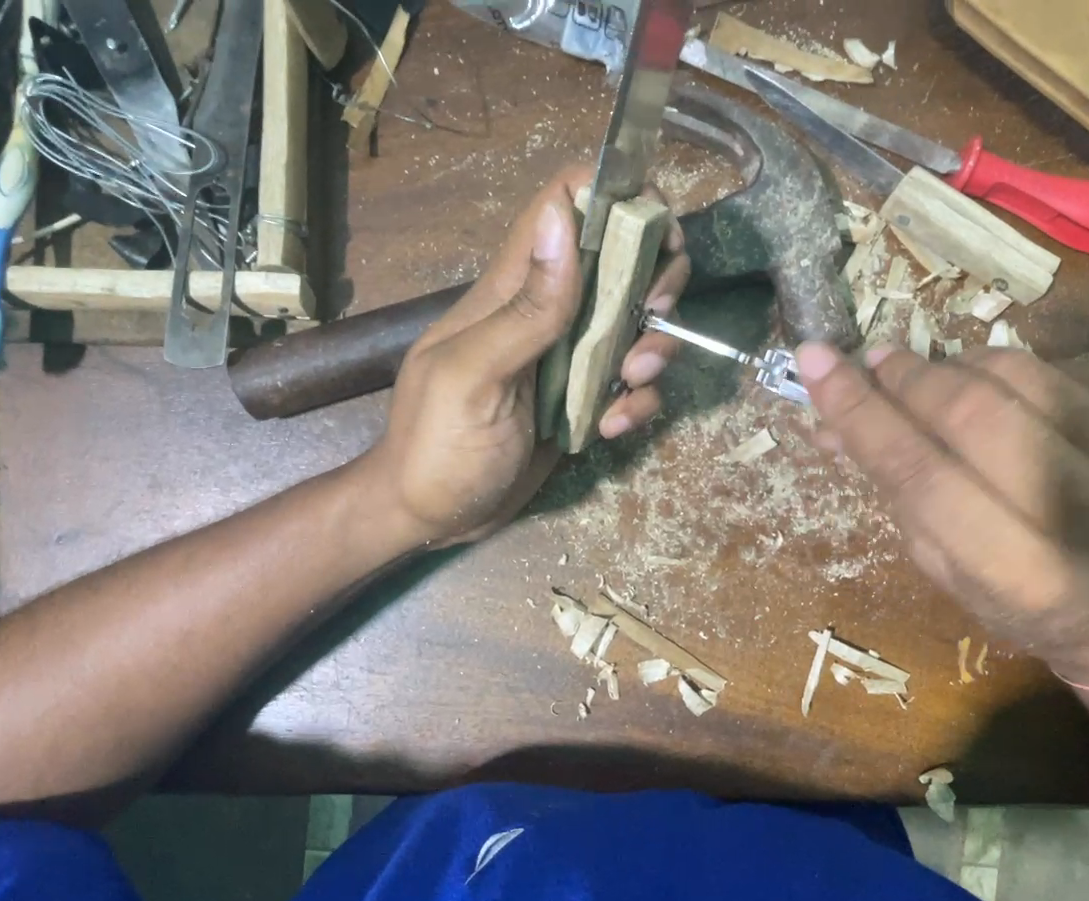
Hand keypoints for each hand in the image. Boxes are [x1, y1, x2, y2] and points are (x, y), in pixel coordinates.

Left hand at [368, 165, 689, 547]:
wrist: (431, 516)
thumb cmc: (438, 445)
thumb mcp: (474, 377)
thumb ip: (523, 308)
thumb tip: (563, 217)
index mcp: (511, 289)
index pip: (562, 206)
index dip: (614, 196)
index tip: (657, 225)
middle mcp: (548, 313)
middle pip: (621, 262)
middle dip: (655, 281)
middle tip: (654, 318)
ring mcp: (569, 360)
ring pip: (637, 327)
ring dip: (654, 350)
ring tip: (631, 385)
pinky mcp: (584, 404)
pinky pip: (631, 388)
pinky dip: (637, 404)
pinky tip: (612, 430)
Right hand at [797, 343, 1088, 685]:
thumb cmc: (1022, 604)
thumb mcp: (945, 568)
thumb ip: (895, 490)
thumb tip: (829, 418)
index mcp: (1025, 575)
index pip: (924, 474)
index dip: (863, 413)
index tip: (814, 362)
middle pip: (978, 412)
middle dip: (912, 378)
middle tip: (876, 362)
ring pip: (1026, 374)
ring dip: (963, 366)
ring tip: (937, 380)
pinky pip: (1076, 369)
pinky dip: (1025, 375)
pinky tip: (1011, 400)